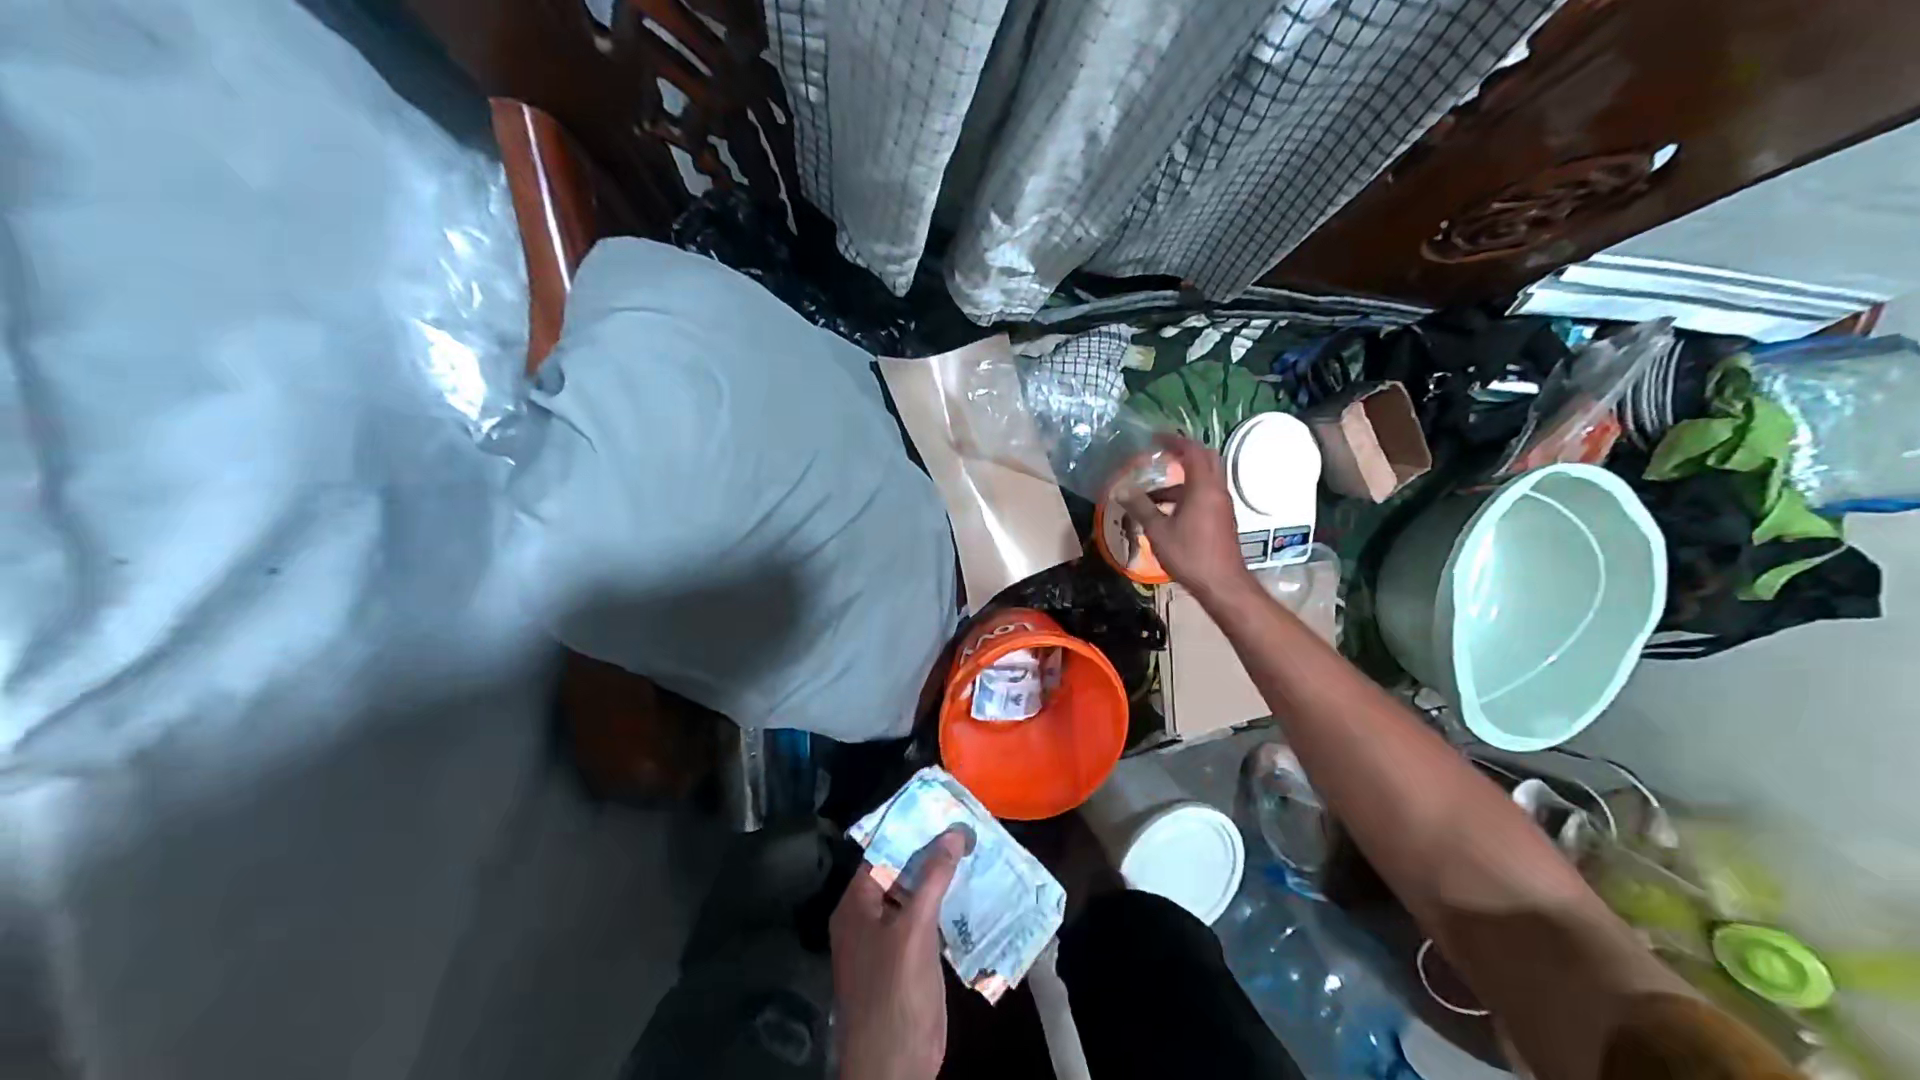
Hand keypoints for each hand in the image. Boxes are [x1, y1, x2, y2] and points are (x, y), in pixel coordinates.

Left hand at [831, 829, 967, 1079]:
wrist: (893, 1068)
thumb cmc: (895, 992)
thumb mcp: (914, 930)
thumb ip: (932, 878)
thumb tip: (953, 833)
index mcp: (856, 905)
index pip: (882, 852)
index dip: (911, 830)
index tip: (942, 807)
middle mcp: (868, 917)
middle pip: (900, 872)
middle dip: (931, 851)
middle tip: (966, 824)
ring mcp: (889, 940)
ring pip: (915, 897)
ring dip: (942, 878)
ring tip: (976, 848)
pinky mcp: (909, 960)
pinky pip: (926, 921)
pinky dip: (947, 906)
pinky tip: (974, 891)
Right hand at [1118, 436, 1254, 600]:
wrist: (1222, 584)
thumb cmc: (1190, 555)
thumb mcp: (1158, 531)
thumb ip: (1141, 507)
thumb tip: (1122, 490)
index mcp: (1203, 487)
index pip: (1192, 451)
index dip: (1174, 441)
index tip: (1155, 439)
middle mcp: (1217, 490)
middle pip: (1205, 459)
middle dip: (1183, 453)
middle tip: (1161, 455)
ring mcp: (1221, 505)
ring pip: (1203, 480)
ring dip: (1180, 480)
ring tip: (1152, 494)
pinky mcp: (1221, 519)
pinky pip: (1204, 495)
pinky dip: (1186, 495)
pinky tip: (1166, 513)